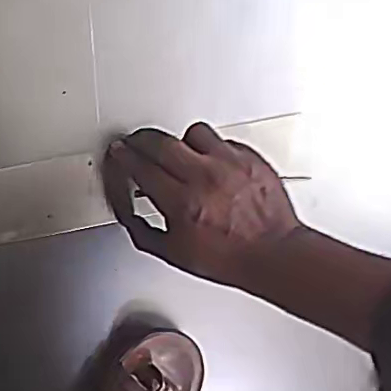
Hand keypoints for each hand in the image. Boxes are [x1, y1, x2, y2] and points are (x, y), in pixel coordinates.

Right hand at [102, 122, 302, 287]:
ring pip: (193, 133)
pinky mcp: (251, 158)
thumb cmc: (228, 257)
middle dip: (140, 140)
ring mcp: (231, 165)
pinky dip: (209, 149)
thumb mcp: (173, 253)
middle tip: (135, 143)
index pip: (142, 167)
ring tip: (176, 153)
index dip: (124, 157)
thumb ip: (143, 231)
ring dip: (178, 142)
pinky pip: (222, 141)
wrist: (272, 253)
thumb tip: (128, 214)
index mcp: (183, 202)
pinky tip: (207, 162)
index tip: (119, 152)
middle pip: (161, 142)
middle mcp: (206, 178)